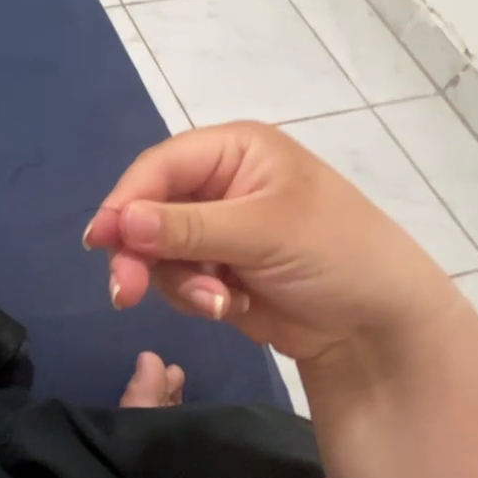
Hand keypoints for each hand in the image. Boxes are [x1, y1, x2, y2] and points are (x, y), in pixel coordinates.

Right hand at [84, 121, 459, 359]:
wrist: (377, 326)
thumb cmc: (337, 254)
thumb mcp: (264, 232)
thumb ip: (188, 227)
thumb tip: (120, 222)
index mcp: (234, 151)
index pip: (160, 167)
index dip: (126, 201)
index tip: (100, 241)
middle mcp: (218, 183)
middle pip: (148, 210)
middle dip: (141, 252)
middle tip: (127, 291)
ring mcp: (213, 228)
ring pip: (155, 250)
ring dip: (176, 280)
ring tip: (216, 302)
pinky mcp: (213, 268)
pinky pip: (174, 278)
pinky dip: (192, 295)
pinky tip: (227, 306)